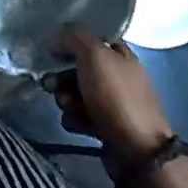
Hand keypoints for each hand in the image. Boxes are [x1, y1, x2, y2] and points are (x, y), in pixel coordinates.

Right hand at [44, 30, 174, 163]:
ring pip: (74, 91)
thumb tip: (56, 39)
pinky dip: (74, 118)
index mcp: (120, 55)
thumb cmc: (116, 96)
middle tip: (51, 83)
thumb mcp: (94, 55)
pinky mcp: (104, 125)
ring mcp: (111, 102)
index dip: (71, 39)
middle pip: (78, 67)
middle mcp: (117, 76)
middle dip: (60, 75)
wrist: (136, 150)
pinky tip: (78, 123)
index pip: (92, 38)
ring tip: (70, 107)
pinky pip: (79, 115)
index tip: (53, 47)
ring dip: (65, 98)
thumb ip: (73, 37)